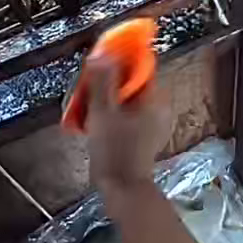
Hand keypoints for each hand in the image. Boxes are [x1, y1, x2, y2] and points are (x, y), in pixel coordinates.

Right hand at [79, 54, 170, 199]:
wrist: (123, 190)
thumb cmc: (114, 150)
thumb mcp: (103, 111)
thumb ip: (103, 79)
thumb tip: (103, 52)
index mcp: (154, 97)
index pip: (137, 66)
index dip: (115, 62)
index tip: (95, 70)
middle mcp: (158, 107)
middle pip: (129, 82)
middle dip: (105, 84)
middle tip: (84, 94)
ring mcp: (152, 122)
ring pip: (125, 99)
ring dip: (104, 100)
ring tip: (84, 110)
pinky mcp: (143, 136)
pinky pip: (125, 115)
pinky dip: (110, 115)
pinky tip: (93, 123)